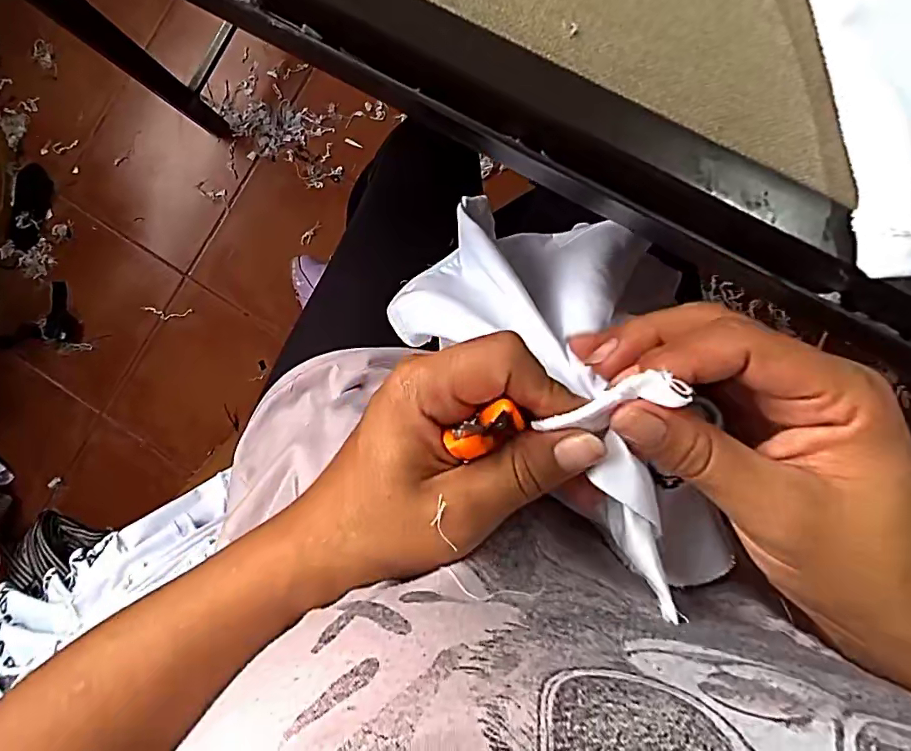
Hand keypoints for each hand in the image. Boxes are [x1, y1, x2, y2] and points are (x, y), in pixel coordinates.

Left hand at [275, 331, 608, 598]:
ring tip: (560, 481)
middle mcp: (431, 374)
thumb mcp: (458, 511)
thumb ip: (524, 472)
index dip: (549, 395)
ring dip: (538, 434)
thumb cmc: (373, 534)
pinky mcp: (444, 412)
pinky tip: (532, 475)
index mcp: (423, 384)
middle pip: (513, 369)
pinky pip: (497, 411)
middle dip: (548, 417)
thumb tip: (586, 443)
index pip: (506, 358)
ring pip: (511, 391)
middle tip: (574, 468)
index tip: (578, 440)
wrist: (323, 552)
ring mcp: (437, 391)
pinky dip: (520, 442)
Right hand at [572, 304, 910, 750]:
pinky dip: (667, 390)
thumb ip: (701, 454)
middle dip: (654, 342)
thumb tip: (633, 414)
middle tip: (598, 357)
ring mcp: (788, 400)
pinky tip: (633, 391)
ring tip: (602, 366)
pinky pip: (709, 391)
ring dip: (653, 360)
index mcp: (839, 388)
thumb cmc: (875, 577)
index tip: (624, 377)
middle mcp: (813, 380)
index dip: (675, 353)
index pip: (742, 343)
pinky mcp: (767, 422)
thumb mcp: (779, 513)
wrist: (907, 632)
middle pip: (721, 334)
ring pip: (708, 356)